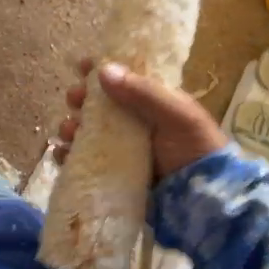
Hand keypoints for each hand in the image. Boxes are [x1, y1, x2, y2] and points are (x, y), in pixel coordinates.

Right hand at [56, 58, 228, 179]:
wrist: (206, 203)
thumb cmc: (197, 151)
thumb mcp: (178, 115)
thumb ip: (143, 92)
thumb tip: (102, 70)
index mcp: (152, 102)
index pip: (123, 78)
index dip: (100, 69)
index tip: (82, 65)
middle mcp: (134, 122)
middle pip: (96, 104)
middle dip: (80, 99)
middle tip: (74, 100)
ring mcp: (121, 149)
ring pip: (85, 130)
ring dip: (70, 127)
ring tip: (67, 133)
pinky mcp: (112, 173)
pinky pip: (82, 159)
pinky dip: (67, 155)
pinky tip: (62, 154)